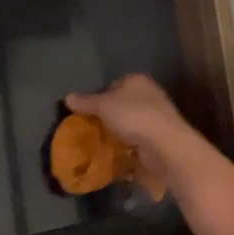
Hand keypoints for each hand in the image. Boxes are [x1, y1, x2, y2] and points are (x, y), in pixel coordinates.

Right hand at [65, 74, 216, 190]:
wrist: (166, 146)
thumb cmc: (134, 116)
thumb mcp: (103, 106)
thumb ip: (86, 102)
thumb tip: (68, 97)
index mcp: (137, 81)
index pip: (114, 84)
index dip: (100, 96)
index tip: (87, 111)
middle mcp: (149, 95)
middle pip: (121, 104)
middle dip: (107, 116)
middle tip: (91, 128)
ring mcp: (156, 117)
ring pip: (129, 123)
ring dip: (117, 132)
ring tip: (100, 143)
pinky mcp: (159, 138)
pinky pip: (137, 140)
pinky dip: (127, 146)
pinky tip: (116, 154)